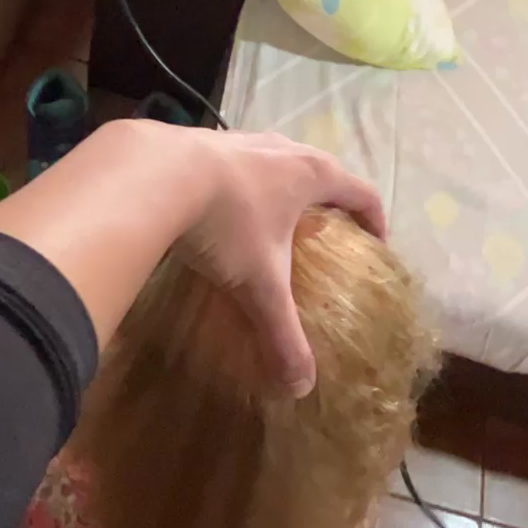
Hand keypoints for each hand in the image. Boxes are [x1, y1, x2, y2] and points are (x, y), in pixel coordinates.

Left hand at [0, 120, 383, 398]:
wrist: (152, 174)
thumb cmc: (225, 223)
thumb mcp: (258, 285)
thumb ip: (282, 334)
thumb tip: (301, 387)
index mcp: (310, 174)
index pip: (362, 192)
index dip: (374, 219)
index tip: (375, 245)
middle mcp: (281, 149)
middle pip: (321, 169)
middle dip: (328, 200)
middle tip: (325, 234)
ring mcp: (241, 139)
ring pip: (276, 160)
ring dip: (282, 187)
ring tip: (274, 220)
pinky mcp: (202, 140)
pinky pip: (237, 162)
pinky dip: (242, 184)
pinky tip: (221, 209)